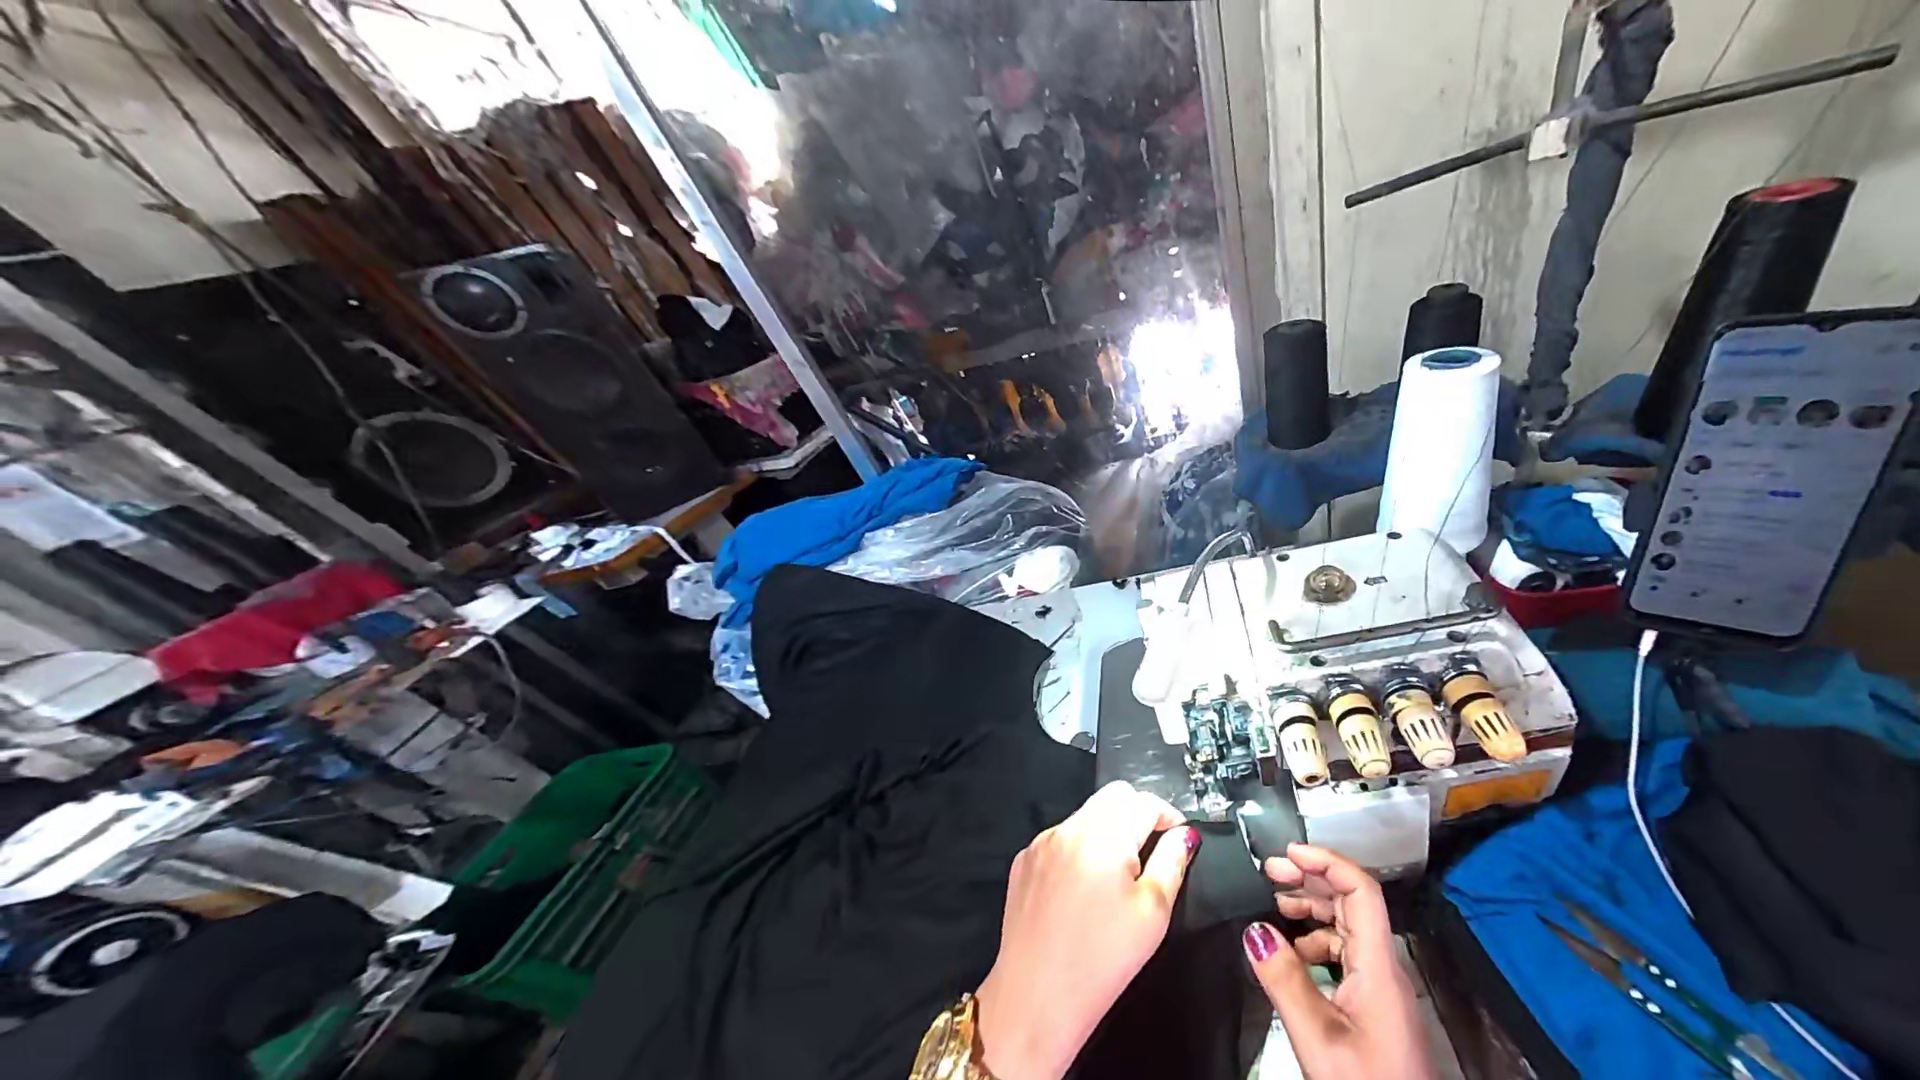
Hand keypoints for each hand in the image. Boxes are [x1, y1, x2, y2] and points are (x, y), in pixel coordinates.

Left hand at [973, 781, 1200, 1079]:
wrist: (1037, 993)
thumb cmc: (1101, 960)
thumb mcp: (1153, 913)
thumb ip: (1172, 862)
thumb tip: (1184, 835)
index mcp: (1103, 836)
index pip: (1143, 801)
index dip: (1168, 815)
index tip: (1178, 836)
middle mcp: (1068, 829)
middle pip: (1112, 797)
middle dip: (1138, 815)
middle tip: (1151, 853)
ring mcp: (1041, 842)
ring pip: (1085, 815)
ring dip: (1107, 831)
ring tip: (1117, 879)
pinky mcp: (1024, 859)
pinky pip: (1060, 837)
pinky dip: (1079, 849)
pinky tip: (1084, 890)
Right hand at [1243, 843, 1434, 1079]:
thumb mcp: (1318, 1038)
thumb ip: (1284, 980)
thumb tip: (1254, 930)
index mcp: (1379, 969)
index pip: (1362, 892)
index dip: (1326, 862)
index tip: (1286, 853)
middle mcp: (1385, 971)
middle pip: (1351, 903)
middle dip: (1309, 879)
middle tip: (1268, 872)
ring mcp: (1381, 989)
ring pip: (1346, 927)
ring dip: (1309, 908)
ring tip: (1273, 905)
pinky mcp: (1373, 1006)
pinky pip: (1343, 954)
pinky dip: (1312, 940)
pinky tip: (1288, 952)